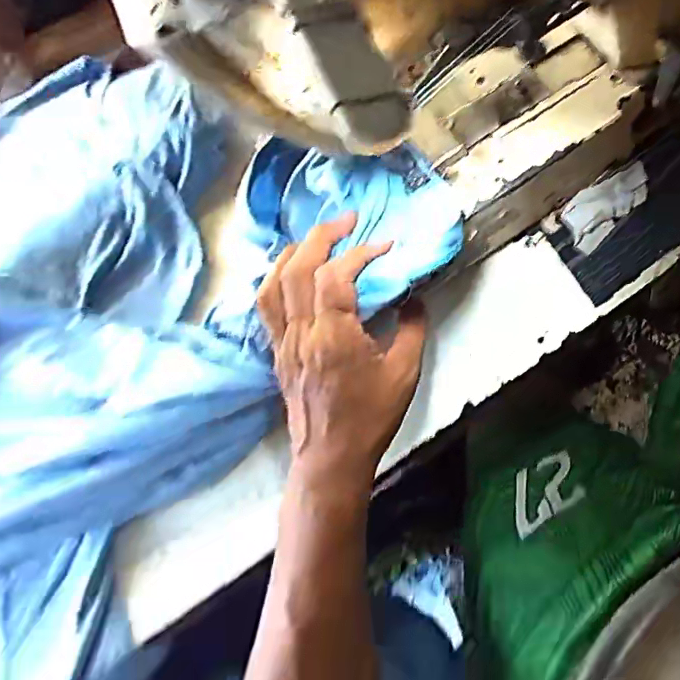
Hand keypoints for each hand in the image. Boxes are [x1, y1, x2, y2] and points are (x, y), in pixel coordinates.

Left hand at [256, 213, 428, 489]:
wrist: (329, 460)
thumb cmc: (371, 417)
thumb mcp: (405, 372)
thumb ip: (413, 328)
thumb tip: (413, 298)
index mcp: (333, 337)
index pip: (336, 277)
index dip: (360, 253)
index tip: (384, 246)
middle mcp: (301, 334)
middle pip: (298, 270)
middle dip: (322, 236)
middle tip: (348, 220)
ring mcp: (284, 343)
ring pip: (273, 284)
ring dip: (294, 252)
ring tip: (317, 237)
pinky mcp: (278, 352)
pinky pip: (267, 306)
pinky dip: (277, 277)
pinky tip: (294, 269)